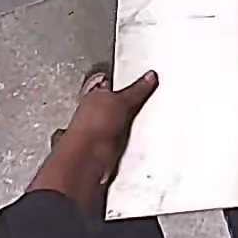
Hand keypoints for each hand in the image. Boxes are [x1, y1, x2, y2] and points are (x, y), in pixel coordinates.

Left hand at [28, 70, 158, 212]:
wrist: (88, 161)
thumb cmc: (93, 128)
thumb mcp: (122, 102)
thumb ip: (137, 90)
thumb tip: (149, 76)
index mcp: (94, 97)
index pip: (112, 88)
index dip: (126, 87)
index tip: (143, 85)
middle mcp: (93, 115)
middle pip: (116, 108)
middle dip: (128, 109)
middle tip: (143, 107)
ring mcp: (97, 134)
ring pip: (118, 127)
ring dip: (127, 128)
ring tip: (136, 128)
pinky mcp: (103, 151)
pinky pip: (120, 143)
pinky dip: (126, 143)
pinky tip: (129, 143)